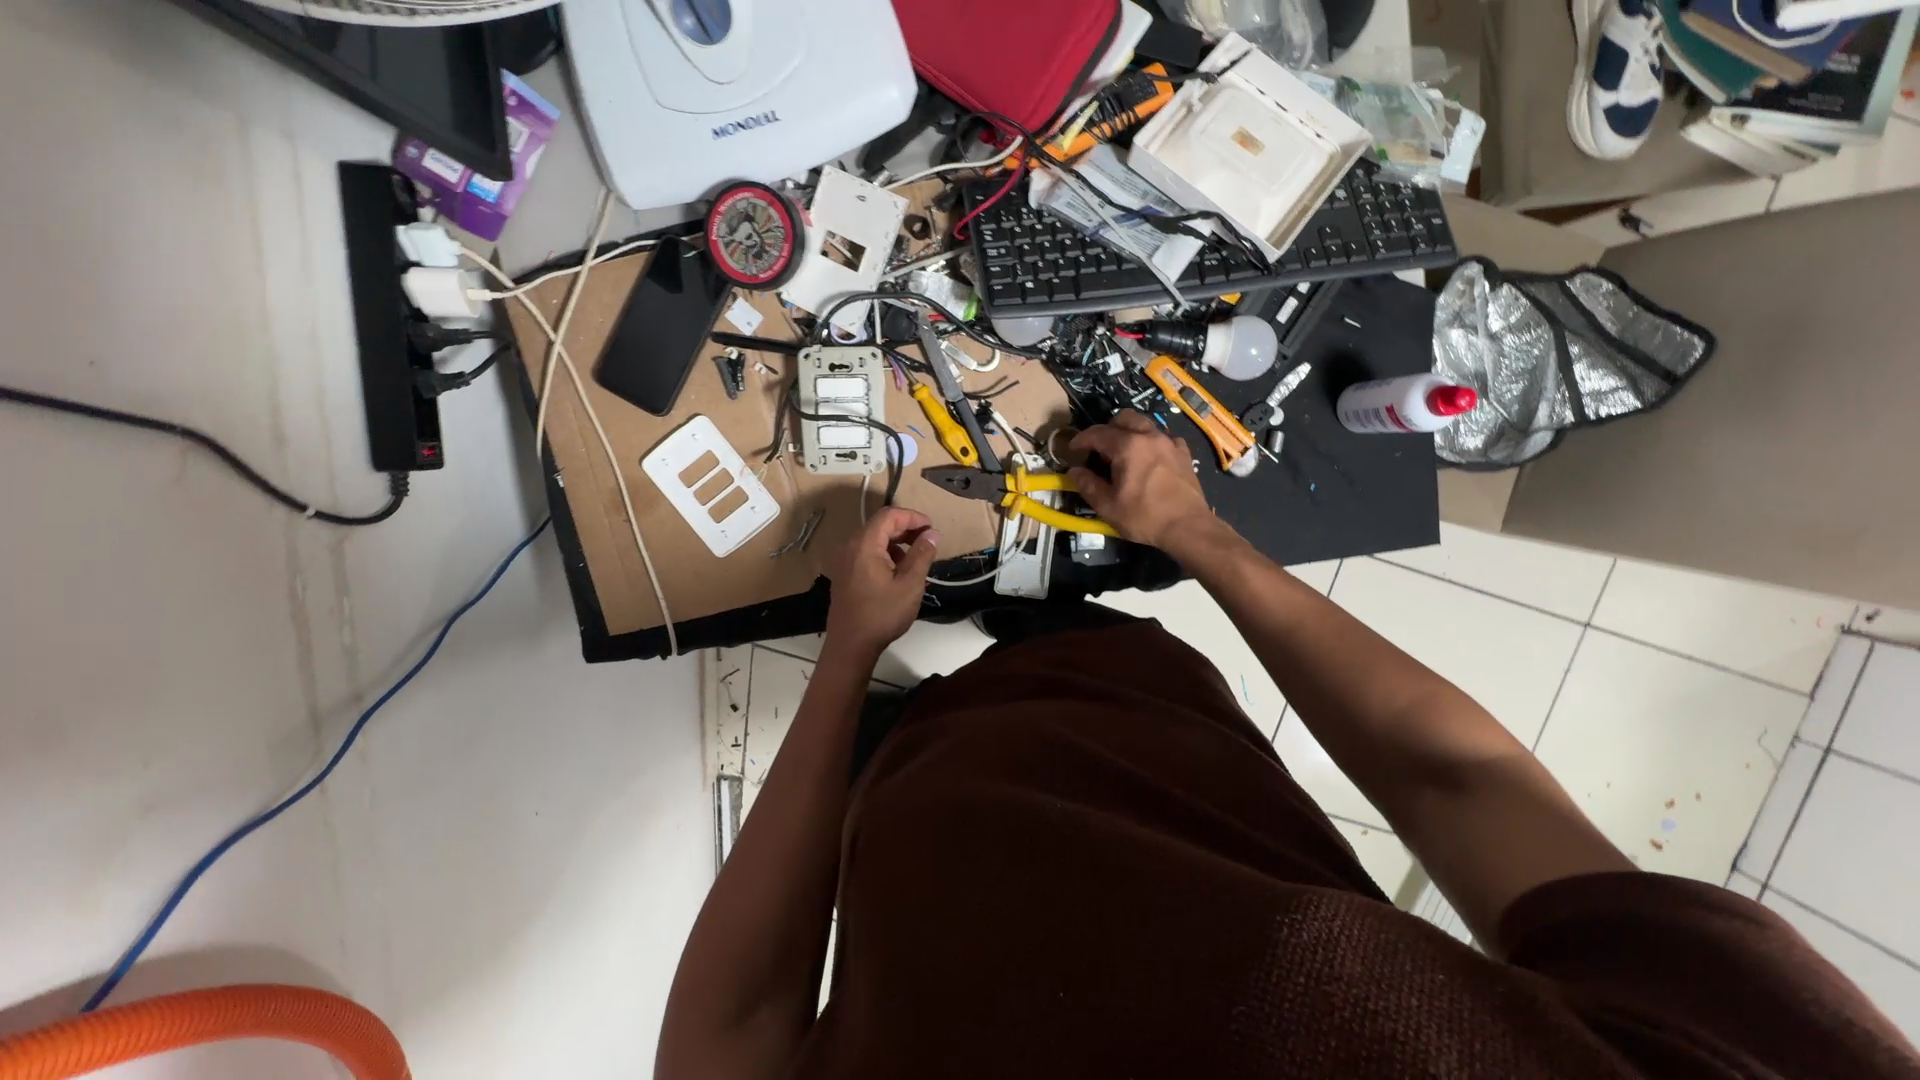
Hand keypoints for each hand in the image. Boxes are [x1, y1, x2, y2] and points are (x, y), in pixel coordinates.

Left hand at [824, 506, 939, 655]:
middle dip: (906, 529)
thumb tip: (932, 534)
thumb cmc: (882, 614)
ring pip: (873, 541)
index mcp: (865, 544)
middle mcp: (850, 547)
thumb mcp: (910, 584)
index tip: (932, 529)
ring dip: (896, 544)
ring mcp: (844, 562)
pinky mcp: (844, 575)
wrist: (850, 646)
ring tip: (916, 560)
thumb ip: (922, 555)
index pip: (889, 515)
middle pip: (880, 526)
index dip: (913, 517)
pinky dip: (884, 555)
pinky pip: (866, 554)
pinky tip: (898, 574)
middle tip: (928, 542)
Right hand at [1068, 411, 1218, 551]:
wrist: (1188, 527)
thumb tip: (1074, 471)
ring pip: (1146, 424)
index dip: (1082, 439)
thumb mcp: (1108, 506)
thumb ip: (1088, 485)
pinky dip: (1152, 442)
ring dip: (1130, 432)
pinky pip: (1165, 438)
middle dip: (1108, 428)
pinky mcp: (1184, 454)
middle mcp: (1149, 436)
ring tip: (1124, 453)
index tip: (1073, 449)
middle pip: (1124, 418)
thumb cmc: (1144, 517)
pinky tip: (1150, 458)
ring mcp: (1170, 443)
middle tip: (1100, 448)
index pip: (1098, 433)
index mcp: (1128, 446)